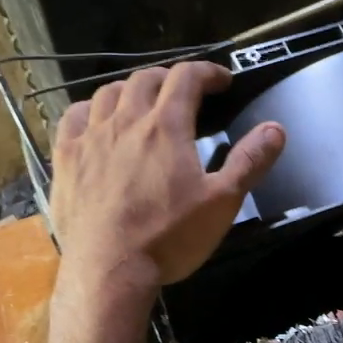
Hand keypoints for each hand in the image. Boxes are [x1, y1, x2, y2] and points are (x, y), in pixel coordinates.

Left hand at [49, 61, 284, 293]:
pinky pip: (73, 118)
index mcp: (166, 126)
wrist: (109, 269)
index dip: (207, 72)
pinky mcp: (65, 159)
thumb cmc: (169, 238)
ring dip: (129, 90)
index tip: (222, 81)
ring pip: (108, 93)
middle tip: (183, 93)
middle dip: (169, 79)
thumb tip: (276, 129)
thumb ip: (249, 163)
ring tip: (141, 103)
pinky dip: (90, 110)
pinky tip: (96, 121)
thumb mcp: (221, 204)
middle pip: (146, 80)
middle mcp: (125, 120)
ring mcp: (90, 138)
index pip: (187, 78)